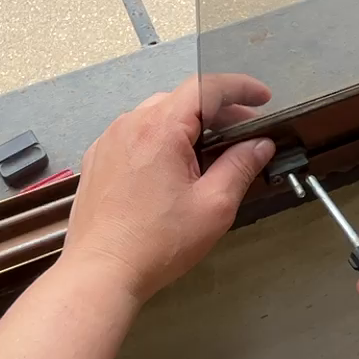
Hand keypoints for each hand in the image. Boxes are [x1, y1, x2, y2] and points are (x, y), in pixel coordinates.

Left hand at [61, 74, 275, 302]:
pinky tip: (174, 169)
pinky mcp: (98, 159)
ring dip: (188, 127)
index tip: (260, 97)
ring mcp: (109, 141)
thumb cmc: (153, 244)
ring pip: (158, 116)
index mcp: (160, 129)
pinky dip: (161, 141)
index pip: (206, 87)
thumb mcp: (213, 206)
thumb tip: (259, 145)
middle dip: (218, 111)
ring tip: (210, 155)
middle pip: (182, 100)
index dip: (240, 88)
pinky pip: (136, 135)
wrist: (101, 272)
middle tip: (243, 133)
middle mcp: (130, 125)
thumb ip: (240, 167)